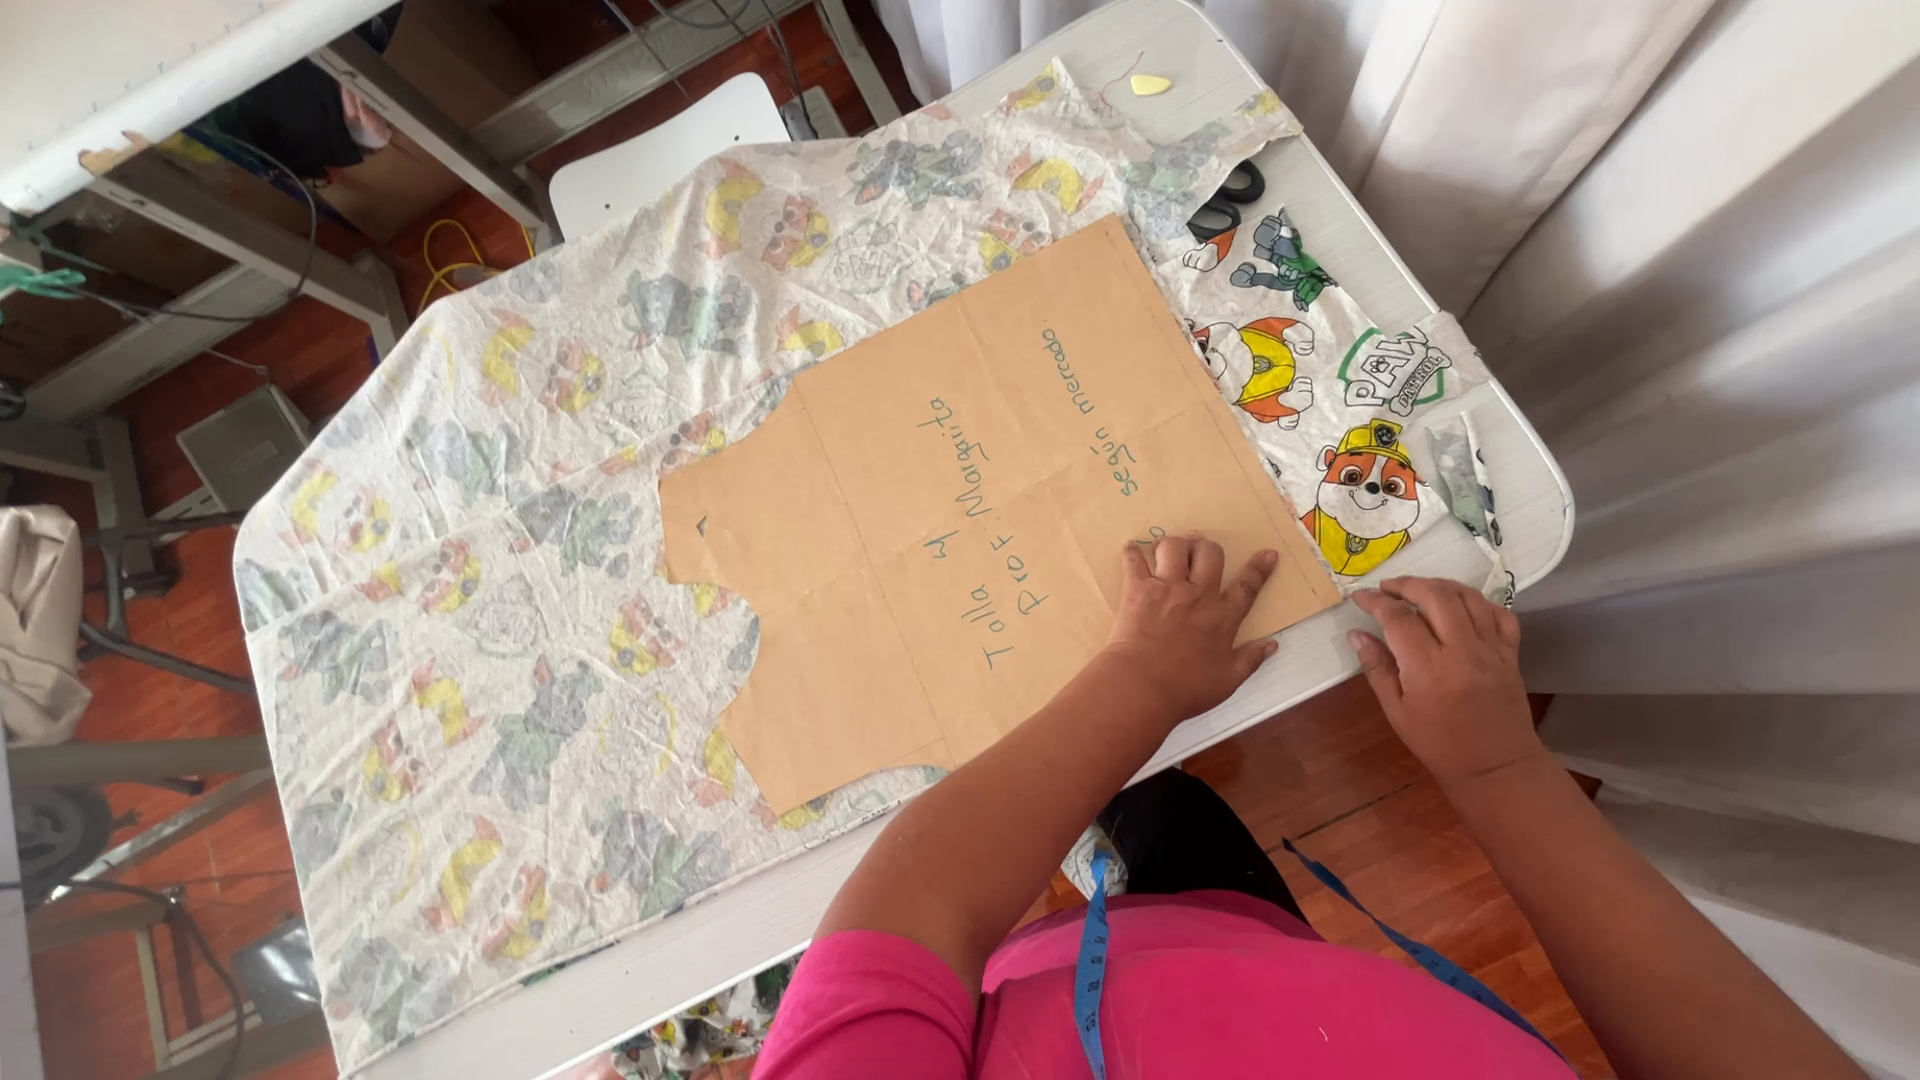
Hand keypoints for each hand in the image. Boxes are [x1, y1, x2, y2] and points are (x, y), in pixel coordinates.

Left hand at [1100, 532, 1279, 721]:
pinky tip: (1131, 548)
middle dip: (1206, 547)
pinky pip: (1134, 561)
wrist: (1142, 686)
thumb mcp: (1227, 681)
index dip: (1259, 568)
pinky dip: (1131, 552)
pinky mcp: (1137, 589)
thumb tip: (1273, 645)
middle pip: (1210, 554)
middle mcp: (1198, 595)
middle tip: (1198, 549)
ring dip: (1173, 544)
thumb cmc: (1186, 689)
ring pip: (1174, 548)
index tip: (1267, 552)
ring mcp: (1167, 589)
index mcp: (1223, 618)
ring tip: (1167, 548)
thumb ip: (1250, 660)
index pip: (1247, 586)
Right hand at [1349, 577, 1545, 786]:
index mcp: (1428, 668)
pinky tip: (1459, 606)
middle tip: (1387, 588)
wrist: (1495, 766)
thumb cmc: (1437, 742)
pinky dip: (1477, 601)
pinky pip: (1500, 614)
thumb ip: (1376, 667)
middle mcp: (1463, 651)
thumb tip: (1356, 634)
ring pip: (1468, 598)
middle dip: (1407, 584)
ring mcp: (1492, 650)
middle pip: (1436, 596)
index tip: (1359, 597)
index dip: (1375, 601)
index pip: (1398, 618)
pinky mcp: (1510, 654)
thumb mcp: (1395, 709)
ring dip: (1440, 585)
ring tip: (1418, 590)